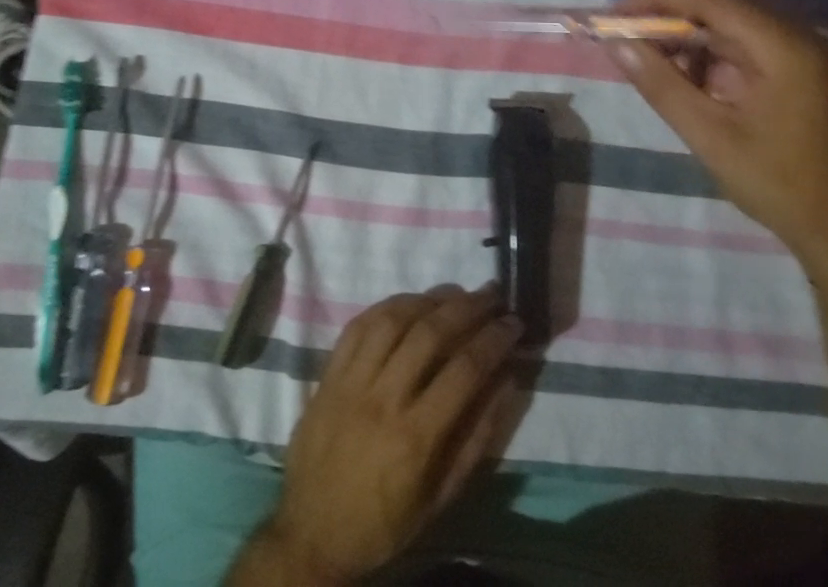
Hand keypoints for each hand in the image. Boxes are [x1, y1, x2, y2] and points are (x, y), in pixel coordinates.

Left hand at [239, 284, 521, 584]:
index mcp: (416, 436)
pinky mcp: (326, 378)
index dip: (495, 339)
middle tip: (491, 295)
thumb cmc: (385, 523)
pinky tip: (407, 304)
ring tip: (453, 293)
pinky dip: (385, 308)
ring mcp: (349, 384)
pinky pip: (356, 328)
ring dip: (426, 299)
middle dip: (467, 307)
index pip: (465, 369)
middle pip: (430, 334)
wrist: (312, 535)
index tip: (515, 323)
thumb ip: (477, 438)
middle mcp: (383, 400)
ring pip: (391, 321)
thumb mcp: (442, 496)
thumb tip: (506, 382)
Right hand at [605, 0, 827, 266]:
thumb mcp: (708, 134)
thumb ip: (661, 84)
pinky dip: (707, 51)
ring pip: (731, 23)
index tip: (615, 11)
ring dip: (686, 33)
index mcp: (783, 47)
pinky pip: (743, 45)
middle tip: (623, 30)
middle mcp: (796, 37)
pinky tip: (680, 72)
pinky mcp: (794, 72)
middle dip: (669, 13)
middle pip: (723, 3)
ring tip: (644, 53)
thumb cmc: (772, 181)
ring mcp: (799, 54)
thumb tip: (616, 43)